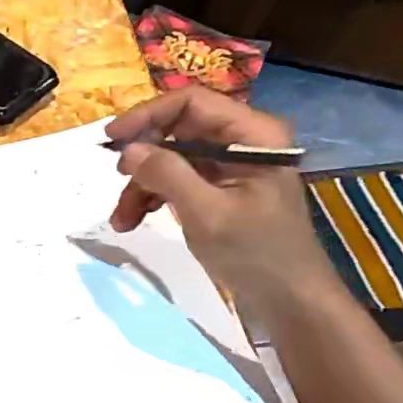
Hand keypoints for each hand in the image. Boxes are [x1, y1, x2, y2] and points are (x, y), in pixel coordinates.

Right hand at [107, 87, 340, 312]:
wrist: (290, 299)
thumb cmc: (258, 253)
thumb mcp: (207, 213)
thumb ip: (167, 174)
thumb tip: (128, 149)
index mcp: (253, 134)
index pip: (191, 103)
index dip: (147, 115)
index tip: (112, 136)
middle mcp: (241, 141)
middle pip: (176, 132)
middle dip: (142, 159)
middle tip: (116, 181)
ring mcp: (229, 167)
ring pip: (170, 160)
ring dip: (141, 186)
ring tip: (121, 220)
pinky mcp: (218, 190)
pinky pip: (176, 181)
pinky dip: (152, 199)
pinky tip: (133, 221)